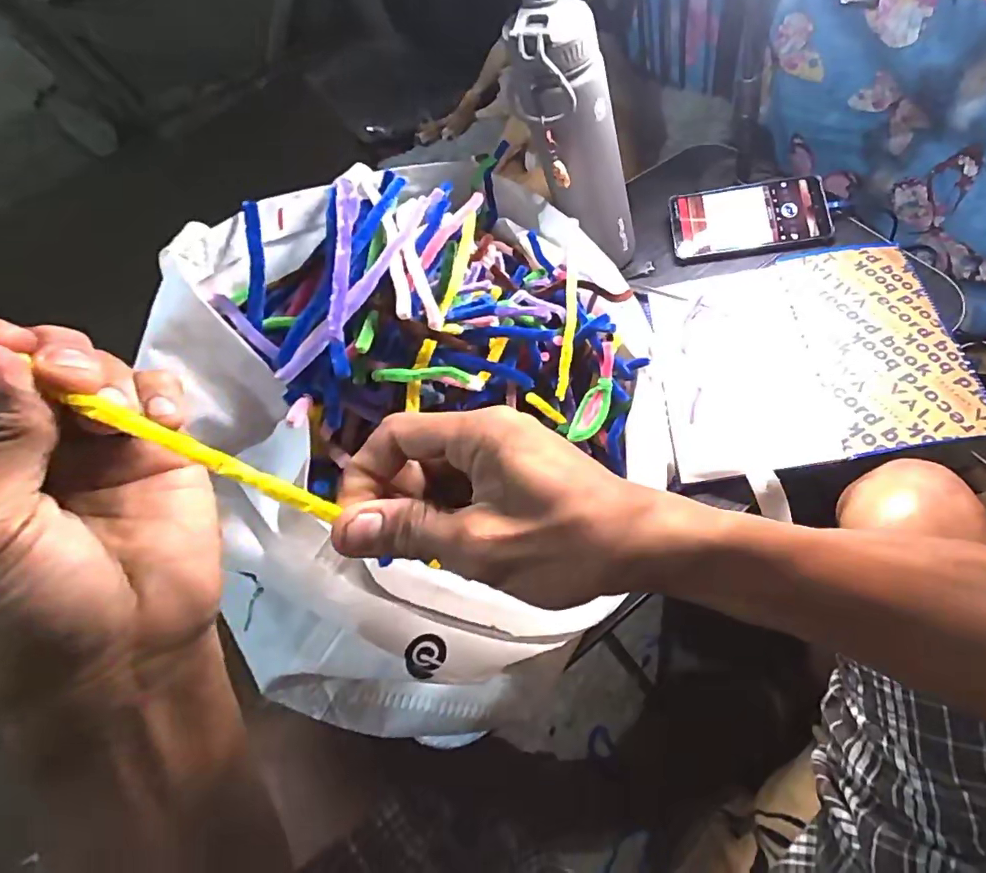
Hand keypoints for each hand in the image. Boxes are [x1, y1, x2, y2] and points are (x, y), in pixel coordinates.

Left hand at [0, 316, 221, 715]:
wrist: (128, 657)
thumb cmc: (23, 615)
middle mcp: (15, 444)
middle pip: (18, 357)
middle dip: (42, 351)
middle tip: (62, 376)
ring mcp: (93, 445)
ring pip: (93, 367)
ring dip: (103, 371)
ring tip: (115, 414)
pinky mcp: (157, 451)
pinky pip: (158, 395)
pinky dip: (161, 394)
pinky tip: (162, 422)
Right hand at [333, 407, 666, 608]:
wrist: (640, 542)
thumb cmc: (562, 544)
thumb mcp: (478, 544)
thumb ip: (409, 531)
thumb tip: (345, 528)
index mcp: (479, 431)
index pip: (394, 435)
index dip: (363, 478)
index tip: (358, 530)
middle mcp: (492, 429)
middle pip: (418, 452)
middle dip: (396, 498)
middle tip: (397, 553)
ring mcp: (512, 448)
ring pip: (444, 472)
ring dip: (426, 510)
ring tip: (433, 555)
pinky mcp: (525, 469)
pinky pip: (473, 482)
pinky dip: (456, 511)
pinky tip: (463, 546)